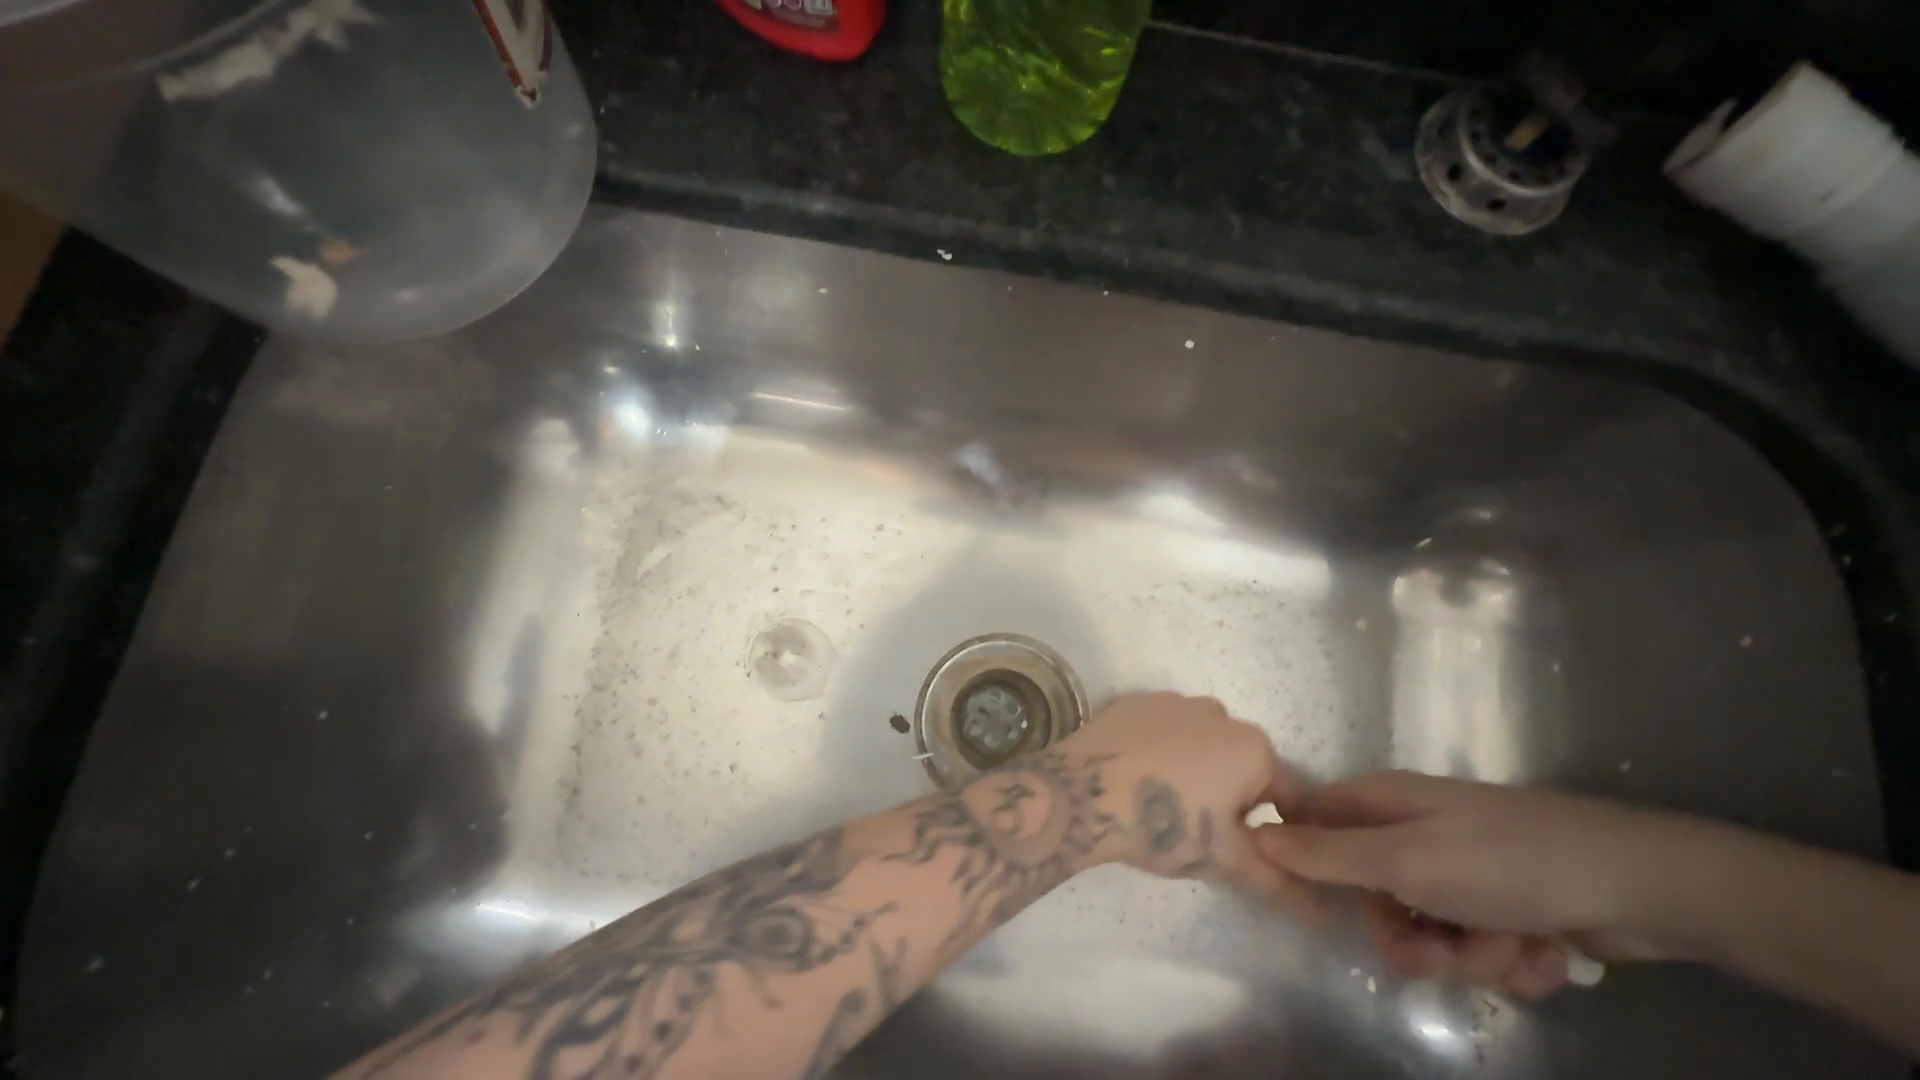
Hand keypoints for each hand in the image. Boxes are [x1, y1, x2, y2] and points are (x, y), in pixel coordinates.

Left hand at [1059, 693, 1313, 914]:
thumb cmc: (1163, 824)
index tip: (1243, 850)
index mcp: (1253, 747)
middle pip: (1240, 765)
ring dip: (1192, 770)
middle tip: (1197, 830)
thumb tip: (1327, 915)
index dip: (1271, 828)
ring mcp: (1172, 700)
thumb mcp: (1226, 861)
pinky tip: (1133, 778)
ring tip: (1160, 804)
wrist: (1079, 793)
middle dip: (1229, 797)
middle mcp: (1219, 712)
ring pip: (1199, 744)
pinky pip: (1159, 730)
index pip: (1284, 795)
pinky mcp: (1132, 701)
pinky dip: (1156, 751)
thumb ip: (1280, 884)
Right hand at [1252, 770, 1698, 998]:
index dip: (1303, 861)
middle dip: (1407, 937)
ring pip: (1427, 933)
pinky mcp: (1504, 907)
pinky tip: (1541, 949)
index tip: (1318, 903)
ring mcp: (1462, 870)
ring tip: (1510, 946)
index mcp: (1383, 804)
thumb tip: (1252, 833)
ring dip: (1466, 956)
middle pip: (1369, 896)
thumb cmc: (1509, 861)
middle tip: (1440, 950)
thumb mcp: (1404, 860)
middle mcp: (1415, 832)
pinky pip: (1475, 948)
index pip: (1310, 822)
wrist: (1642, 888)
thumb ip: (1326, 854)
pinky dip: (1506, 961)